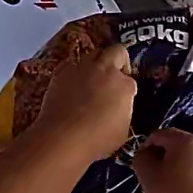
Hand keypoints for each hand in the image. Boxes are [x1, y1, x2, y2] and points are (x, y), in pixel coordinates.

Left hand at [28, 43, 135, 162]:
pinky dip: (74, 70)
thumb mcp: (122, 130)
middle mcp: (105, 69)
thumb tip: (119, 107)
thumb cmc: (98, 140)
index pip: (130, 80)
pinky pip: (71, 63)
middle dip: (118, 61)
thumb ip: (123, 111)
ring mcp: (81, 68)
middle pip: (117, 51)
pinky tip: (72, 84)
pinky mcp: (61, 72)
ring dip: (96, 63)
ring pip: (93, 53)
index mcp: (124, 85)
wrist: (63, 139)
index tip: (123, 100)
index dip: (127, 90)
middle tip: (114, 78)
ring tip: (92, 80)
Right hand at [132, 129, 192, 192]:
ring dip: (179, 169)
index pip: (158, 135)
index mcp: (184, 139)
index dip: (146, 149)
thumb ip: (141, 160)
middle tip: (157, 181)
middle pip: (176, 146)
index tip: (143, 169)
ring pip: (191, 159)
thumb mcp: (149, 179)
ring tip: (174, 191)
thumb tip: (145, 153)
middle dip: (164, 159)